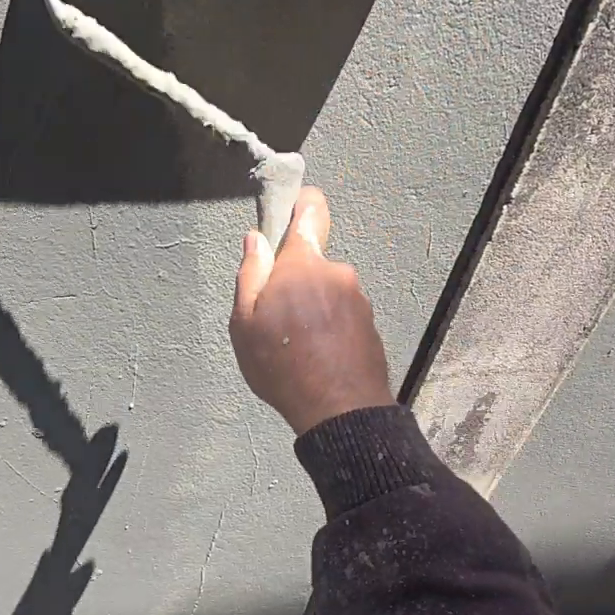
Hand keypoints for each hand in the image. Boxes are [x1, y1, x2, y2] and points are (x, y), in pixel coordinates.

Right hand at [231, 188, 395, 435]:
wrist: (339, 409)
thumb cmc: (282, 365)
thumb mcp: (245, 324)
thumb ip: (250, 276)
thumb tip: (255, 240)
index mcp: (302, 264)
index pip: (310, 209)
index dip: (298, 204)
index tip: (286, 213)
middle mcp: (336, 272)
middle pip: (311, 261)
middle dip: (292, 279)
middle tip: (273, 317)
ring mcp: (357, 298)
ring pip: (326, 290)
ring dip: (310, 306)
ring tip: (293, 345)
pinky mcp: (369, 323)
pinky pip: (340, 313)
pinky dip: (327, 327)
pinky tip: (314, 356)